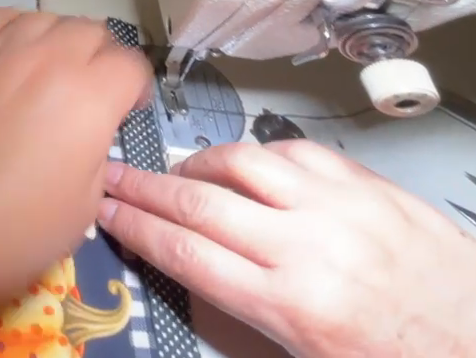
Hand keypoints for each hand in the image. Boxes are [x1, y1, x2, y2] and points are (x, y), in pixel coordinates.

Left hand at [0, 9, 152, 316]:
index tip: (123, 113)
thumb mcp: (81, 208)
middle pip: (90, 31)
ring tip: (51, 74)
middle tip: (90, 96)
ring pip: (45, 17)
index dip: (134, 89)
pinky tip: (13, 53)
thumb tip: (90, 129)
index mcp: (87, 97)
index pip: (130, 63)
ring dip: (58, 40)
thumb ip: (96, 151)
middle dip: (100, 58)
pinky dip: (15, 28)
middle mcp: (46, 58)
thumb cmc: (8, 230)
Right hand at [98, 140, 475, 357]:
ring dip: (197, 163)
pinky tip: (250, 167)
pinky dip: (259, 157)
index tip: (101, 208)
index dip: (132, 226)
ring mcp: (343, 207)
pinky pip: (294, 153)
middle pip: (196, 201)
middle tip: (107, 174)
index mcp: (296, 308)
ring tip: (178, 172)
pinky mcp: (374, 186)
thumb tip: (199, 279)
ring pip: (240, 161)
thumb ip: (254, 321)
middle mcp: (310, 247)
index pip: (184, 251)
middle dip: (141, 186)